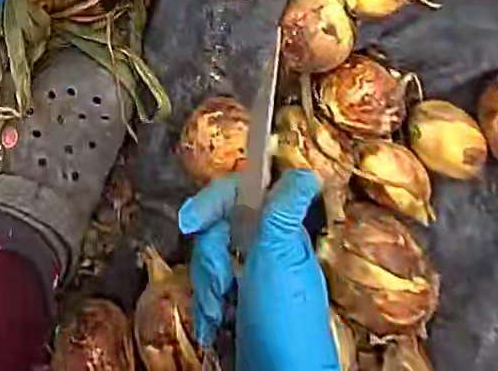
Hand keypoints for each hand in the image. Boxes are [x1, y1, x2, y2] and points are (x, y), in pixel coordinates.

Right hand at [179, 169, 338, 370]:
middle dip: (209, 256)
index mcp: (278, 231)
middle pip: (218, 226)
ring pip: (210, 258)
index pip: (240, 193)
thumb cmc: (282, 320)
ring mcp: (250, 279)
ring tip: (217, 314)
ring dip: (206, 285)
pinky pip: (208, 289)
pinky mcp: (237, 306)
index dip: (213, 200)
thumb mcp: (282, 258)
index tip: (189, 221)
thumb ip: (285, 210)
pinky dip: (205, 305)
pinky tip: (213, 324)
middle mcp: (265, 249)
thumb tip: (308, 172)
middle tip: (221, 287)